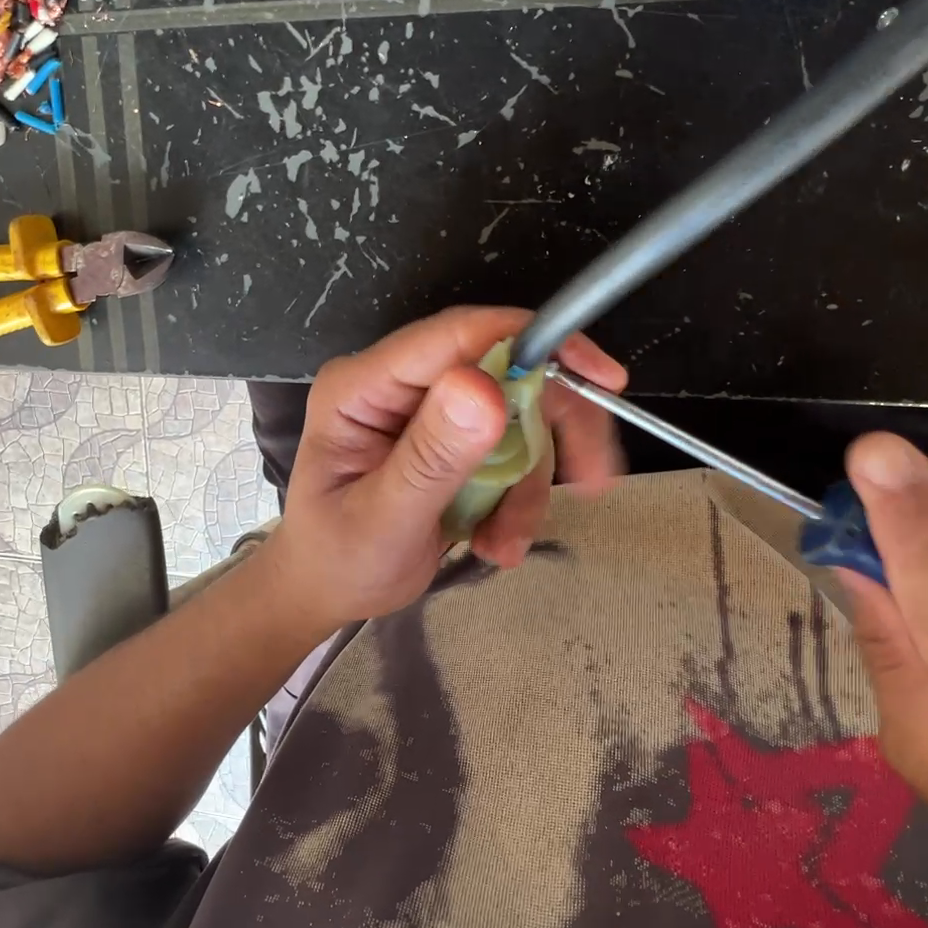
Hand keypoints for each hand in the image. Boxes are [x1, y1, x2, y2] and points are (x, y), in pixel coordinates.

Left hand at [262, 306, 626, 630]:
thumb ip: (432, 456)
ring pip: (518, 419)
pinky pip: (512, 452)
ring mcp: (428, 411)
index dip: (534, 343)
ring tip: (505, 544)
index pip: (456, 336)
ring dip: (528, 486)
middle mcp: (399, 385)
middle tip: (593, 479)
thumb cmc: (338, 560)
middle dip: (549, 431)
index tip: (598, 376)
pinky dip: (519, 499)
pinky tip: (496, 543)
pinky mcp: (452, 441)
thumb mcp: (383, 517)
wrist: (329, 591)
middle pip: (503, 373)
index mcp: (364, 386)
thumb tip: (485, 386)